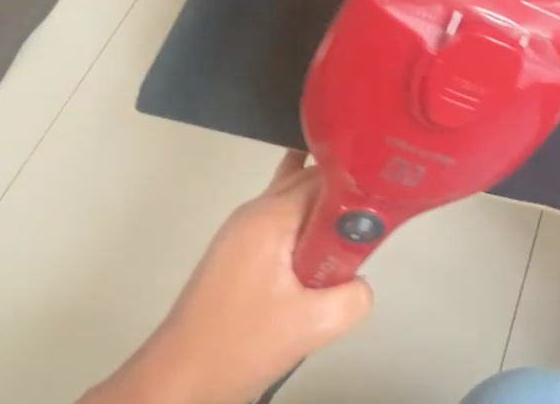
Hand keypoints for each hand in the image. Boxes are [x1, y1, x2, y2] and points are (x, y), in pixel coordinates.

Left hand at [82, 154, 372, 403]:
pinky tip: (319, 248)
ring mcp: (241, 229)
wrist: (175, 384)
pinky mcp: (237, 250)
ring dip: (323, 214)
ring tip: (347, 238)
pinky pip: (282, 220)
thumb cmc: (238, 346)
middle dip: (344, 197)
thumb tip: (360, 282)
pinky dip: (305, 225)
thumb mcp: (312, 326)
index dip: (359, 186)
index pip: (327, 175)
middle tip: (373, 223)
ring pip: (296, 199)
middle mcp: (254, 211)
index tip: (384, 206)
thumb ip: (355, 296)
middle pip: (312, 180)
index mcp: (270, 216)